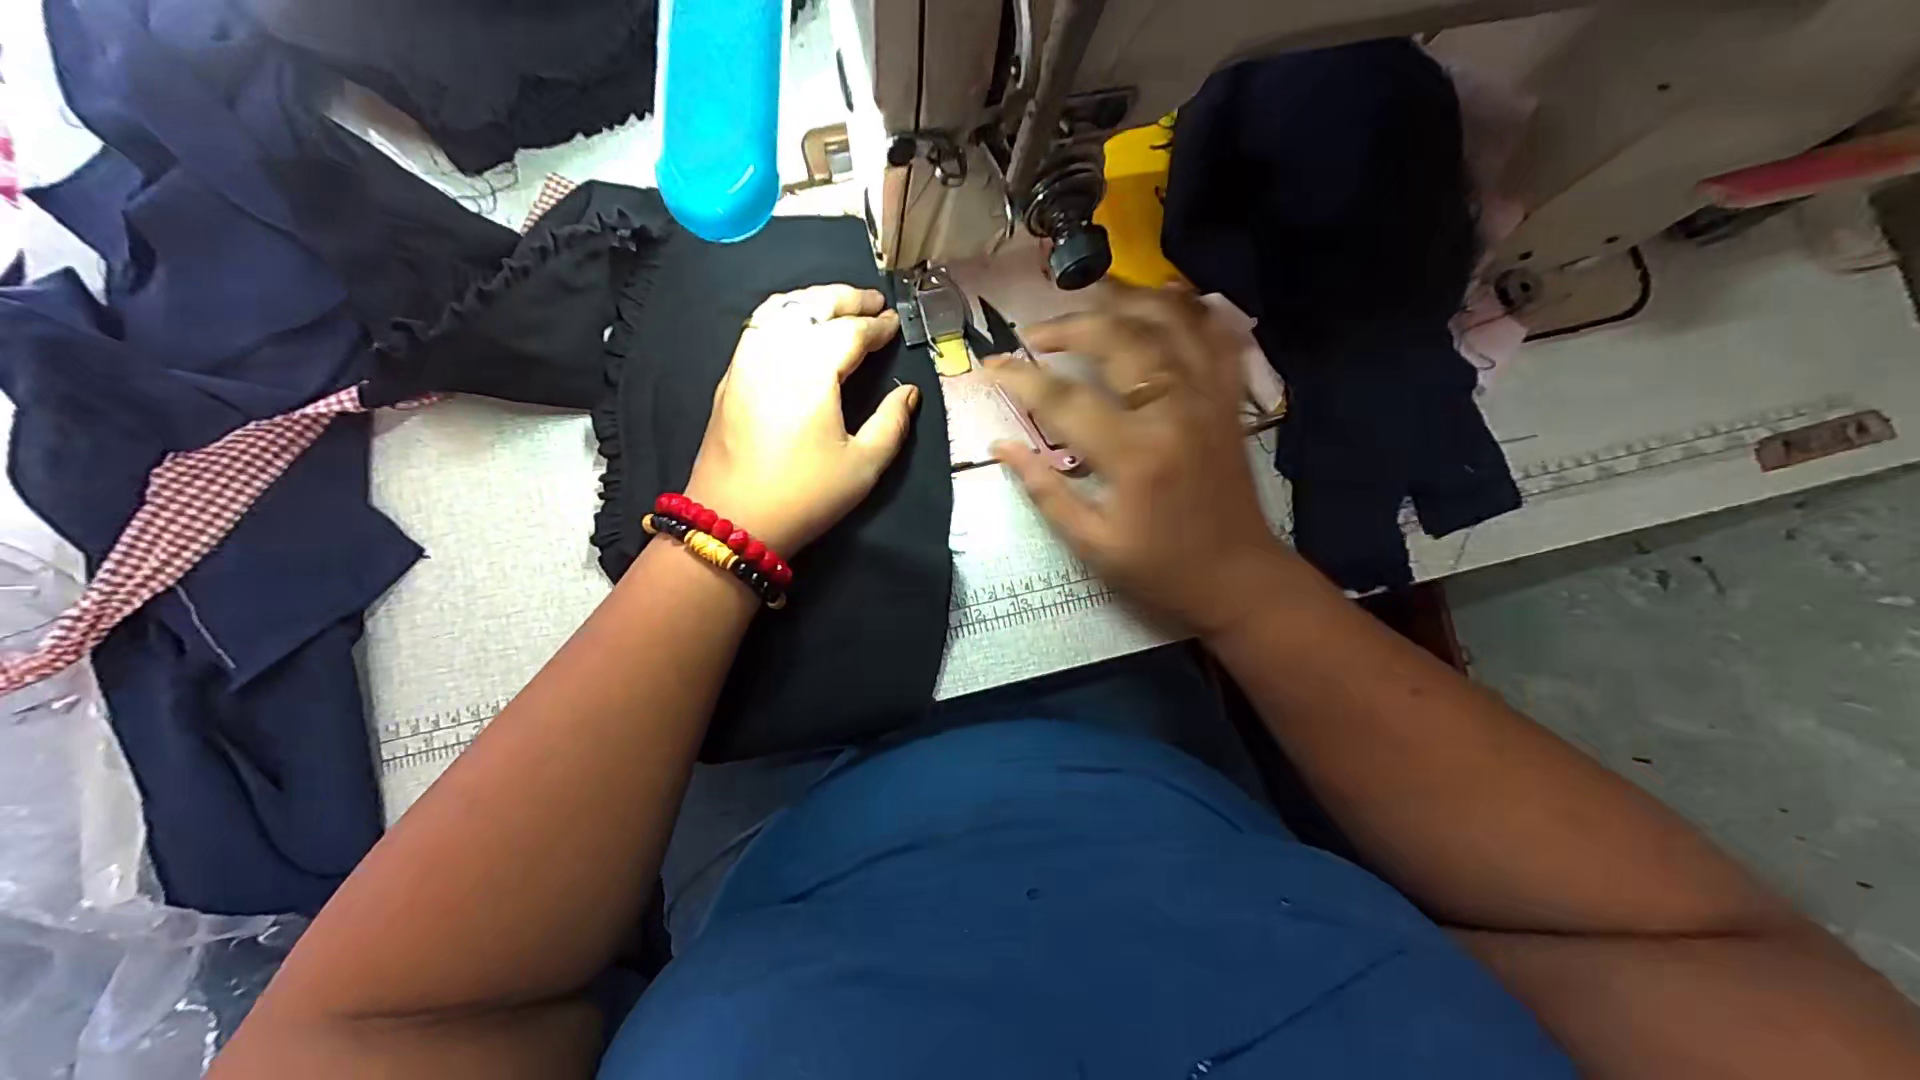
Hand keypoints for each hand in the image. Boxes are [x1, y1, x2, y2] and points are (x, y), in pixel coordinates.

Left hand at [685, 285, 919, 553]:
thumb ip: (892, 423)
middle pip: (811, 306)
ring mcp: (746, 362)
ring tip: (839, 306)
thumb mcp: (864, 466)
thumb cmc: (804, 496)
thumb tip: (908, 394)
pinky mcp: (730, 377)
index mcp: (811, 371)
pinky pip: (759, 326)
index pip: (849, 332)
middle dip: (845, 298)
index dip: (877, 326)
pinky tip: (798, 326)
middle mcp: (775, 354)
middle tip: (873, 302)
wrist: (733, 521)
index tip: (895, 324)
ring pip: (780, 309)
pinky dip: (785, 314)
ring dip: (812, 300)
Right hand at [988, 285, 1296, 637]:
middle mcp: (1174, 412)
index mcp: (1133, 455)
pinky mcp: (1229, 400)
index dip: (1020, 378)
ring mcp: (1209, 399)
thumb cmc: (1161, 569)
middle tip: (1037, 333)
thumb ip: (1045, 491)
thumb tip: (1002, 447)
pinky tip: (1161, 301)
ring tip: (1091, 296)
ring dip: (1127, 299)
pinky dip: (1188, 310)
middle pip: (1119, 339)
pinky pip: (1215, 336)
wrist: (1240, 578)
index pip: (1063, 399)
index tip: (991, 365)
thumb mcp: (1092, 543)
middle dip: (1070, 325)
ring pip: (1170, 321)